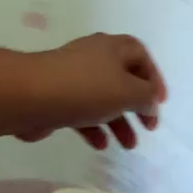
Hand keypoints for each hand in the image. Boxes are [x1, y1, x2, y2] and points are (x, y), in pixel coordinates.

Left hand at [15, 33, 166, 150]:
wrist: (32, 96)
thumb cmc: (85, 89)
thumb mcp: (126, 91)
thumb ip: (145, 96)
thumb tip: (150, 99)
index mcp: (111, 47)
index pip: (139, 52)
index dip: (153, 75)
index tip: (160, 102)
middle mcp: (93, 56)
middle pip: (122, 76)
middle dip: (137, 102)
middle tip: (148, 127)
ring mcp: (73, 76)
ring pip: (103, 96)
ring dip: (118, 120)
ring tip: (128, 145)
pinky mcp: (57, 95)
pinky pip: (82, 110)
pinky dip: (94, 126)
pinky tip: (100, 144)